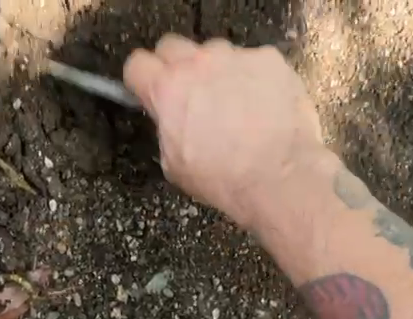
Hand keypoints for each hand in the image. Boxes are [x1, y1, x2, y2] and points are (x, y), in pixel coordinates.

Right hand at [123, 37, 333, 230]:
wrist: (275, 174)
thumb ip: (166, 130)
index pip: (137, 65)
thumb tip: (170, 121)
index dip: (139, 80)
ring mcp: (236, 57)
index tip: (145, 89)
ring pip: (214, 53)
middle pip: (172, 46)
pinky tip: (256, 108)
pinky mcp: (268, 59)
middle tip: (183, 96)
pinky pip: (250, 61)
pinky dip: (249, 80)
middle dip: (172, 68)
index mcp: (169, 91)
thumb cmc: (223, 177)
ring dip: (213, 73)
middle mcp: (200, 64)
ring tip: (228, 107)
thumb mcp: (174, 165)